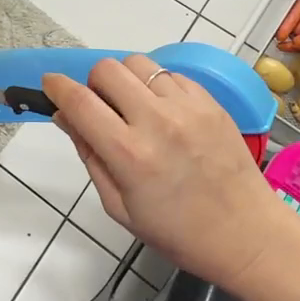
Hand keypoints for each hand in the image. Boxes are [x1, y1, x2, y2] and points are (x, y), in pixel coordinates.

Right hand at [43, 55, 285, 287]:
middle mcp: (157, 121)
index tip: (50, 85)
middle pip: (107, 69)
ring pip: (138, 63)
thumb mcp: (119, 207)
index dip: (57, 87)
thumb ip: (89, 156)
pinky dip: (157, 86)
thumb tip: (65, 116)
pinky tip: (164, 112)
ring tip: (134, 106)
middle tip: (101, 107)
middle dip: (93, 83)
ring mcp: (187, 108)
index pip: (79, 101)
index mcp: (130, 154)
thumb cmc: (178, 233)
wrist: (249, 237)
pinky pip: (170, 74)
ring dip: (125, 79)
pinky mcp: (210, 102)